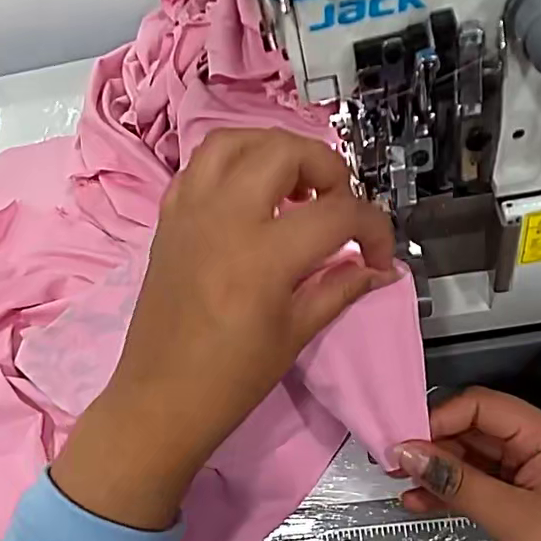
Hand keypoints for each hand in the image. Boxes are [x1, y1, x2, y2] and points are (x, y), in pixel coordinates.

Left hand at [53, 128, 396, 529]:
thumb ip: (341, 288)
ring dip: (277, 151)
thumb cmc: (231, 379)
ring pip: (237, 141)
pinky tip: (251, 195)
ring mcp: (190, 212)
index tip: (379, 255)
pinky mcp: (169, 219)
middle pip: (287, 151)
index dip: (374, 229)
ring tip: (296, 186)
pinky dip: (235, 163)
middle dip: (328, 169)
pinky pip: (201, 165)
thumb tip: (378, 269)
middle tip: (339, 207)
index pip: (338, 214)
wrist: (161, 399)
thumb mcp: (296, 333)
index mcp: (263, 255)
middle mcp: (224, 218)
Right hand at [394, 387, 540, 540]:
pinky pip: (484, 486)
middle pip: (476, 430)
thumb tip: (406, 451)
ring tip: (399, 485)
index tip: (401, 442)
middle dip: (434, 445)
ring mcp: (533, 477)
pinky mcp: (527, 504)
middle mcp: (538, 447)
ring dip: (439, 472)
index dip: (439, 418)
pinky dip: (454, 493)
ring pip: (475, 460)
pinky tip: (421, 503)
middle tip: (392, 465)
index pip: (481, 406)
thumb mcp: (511, 518)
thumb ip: (456, 481)